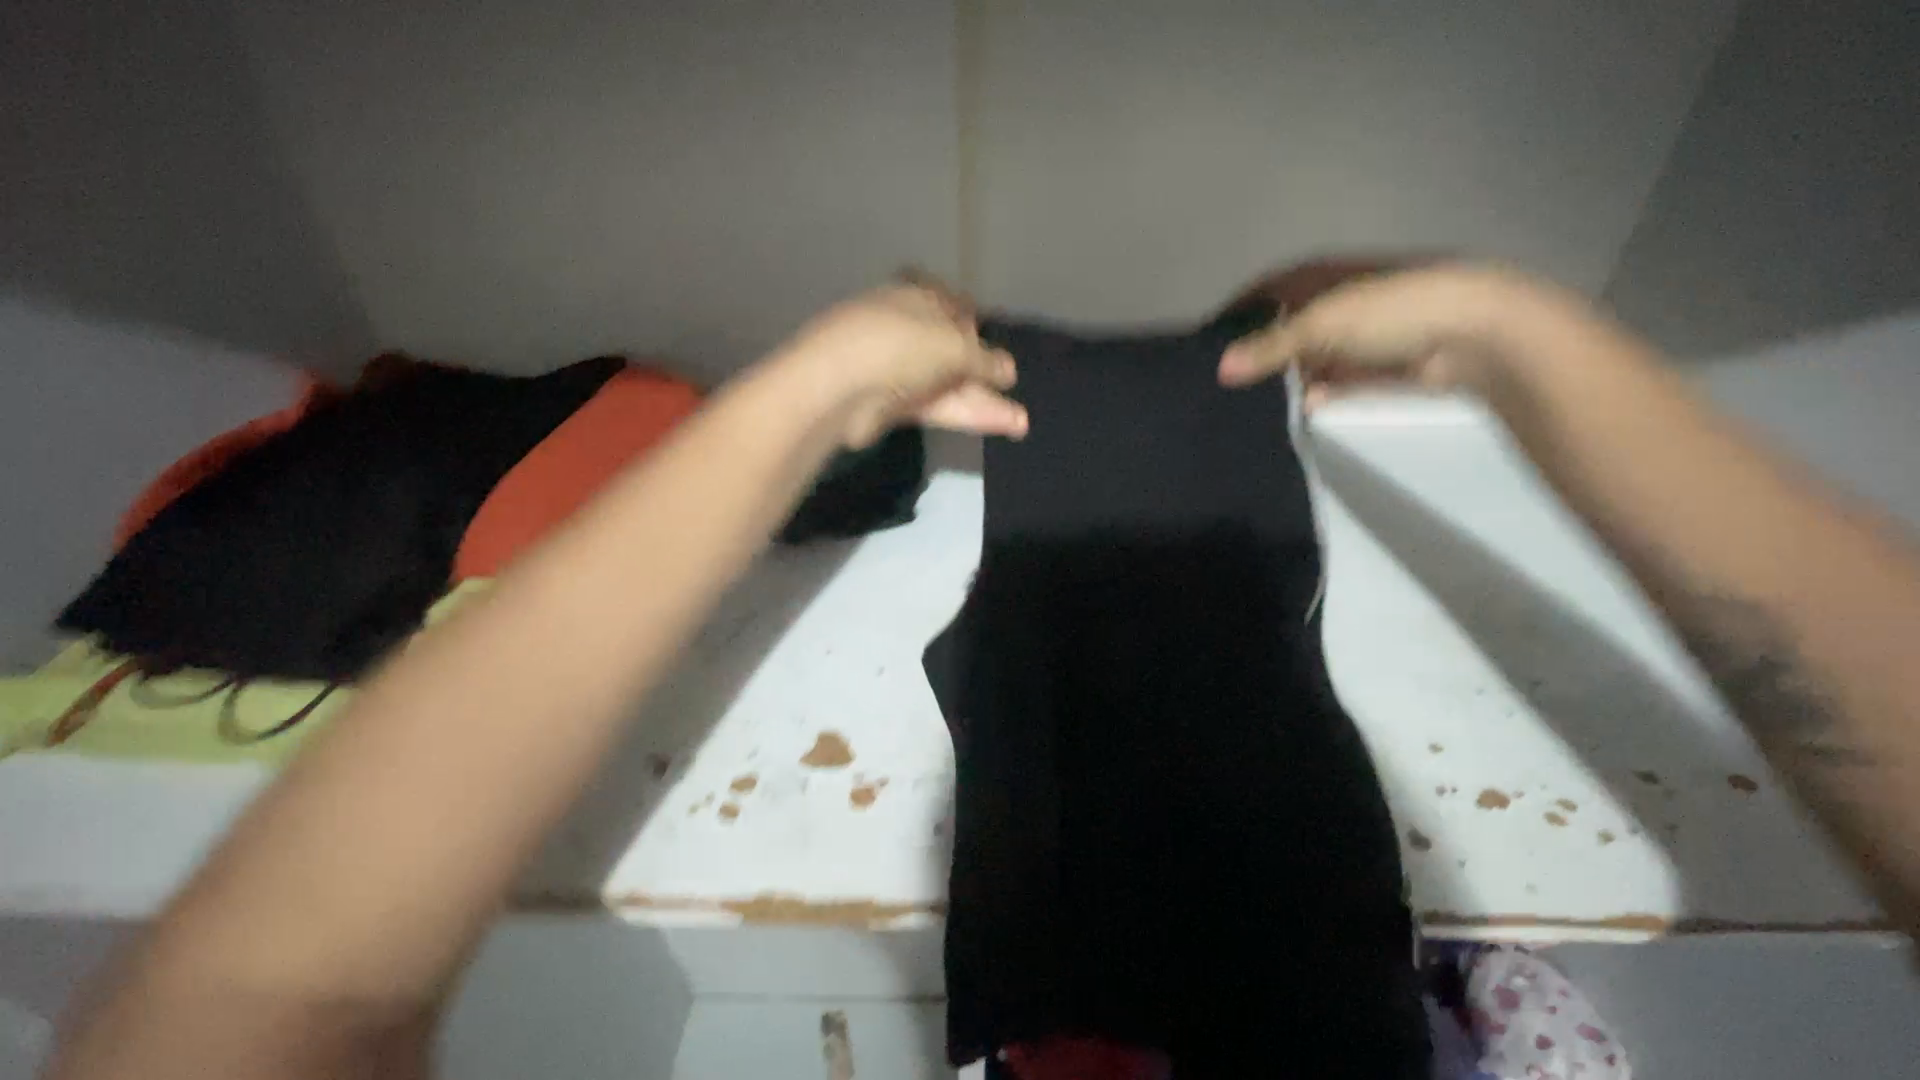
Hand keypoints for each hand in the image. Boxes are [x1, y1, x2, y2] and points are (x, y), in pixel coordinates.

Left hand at [778, 280, 1027, 447]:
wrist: (837, 388)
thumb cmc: (900, 345)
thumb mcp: (955, 345)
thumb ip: (985, 359)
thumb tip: (1007, 369)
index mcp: (916, 294)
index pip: (950, 302)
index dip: (974, 319)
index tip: (994, 339)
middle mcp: (907, 328)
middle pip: (952, 348)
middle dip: (984, 369)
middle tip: (1013, 387)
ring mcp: (898, 369)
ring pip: (948, 383)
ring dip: (983, 400)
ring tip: (1022, 422)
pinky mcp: (894, 406)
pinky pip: (939, 407)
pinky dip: (969, 415)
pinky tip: (1007, 425)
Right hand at [1216, 263, 1585, 407]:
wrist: (1475, 334)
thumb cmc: (1391, 310)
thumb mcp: (1320, 325)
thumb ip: (1269, 348)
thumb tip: (1220, 370)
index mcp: (1323, 276)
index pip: (1266, 289)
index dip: (1237, 311)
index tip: (1206, 340)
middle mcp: (1338, 301)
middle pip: (1286, 326)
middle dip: (1260, 351)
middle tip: (1224, 380)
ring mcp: (1360, 336)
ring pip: (1310, 358)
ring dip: (1289, 376)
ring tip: (1250, 403)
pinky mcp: (1379, 368)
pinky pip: (1338, 381)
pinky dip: (1321, 392)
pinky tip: (1302, 406)